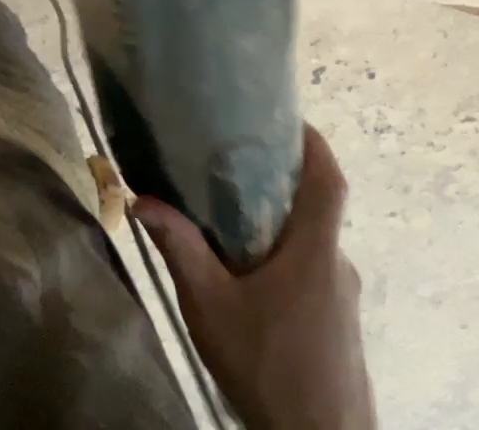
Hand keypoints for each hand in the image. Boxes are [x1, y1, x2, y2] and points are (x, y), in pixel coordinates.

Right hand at [134, 125, 375, 429]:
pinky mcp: (334, 319)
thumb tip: (138, 197)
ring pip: (306, 240)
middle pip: (313, 207)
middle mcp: (336, 265)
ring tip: (219, 209)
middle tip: (223, 159)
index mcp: (314, 252)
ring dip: (271, 220)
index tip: (285, 115)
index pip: (329, 182)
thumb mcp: (208, 302)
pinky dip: (277, 250)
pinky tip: (239, 266)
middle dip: (274, 179)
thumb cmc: (266, 362)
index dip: (313, 143)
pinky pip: (308, 266)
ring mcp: (340, 295)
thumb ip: (178, 247)